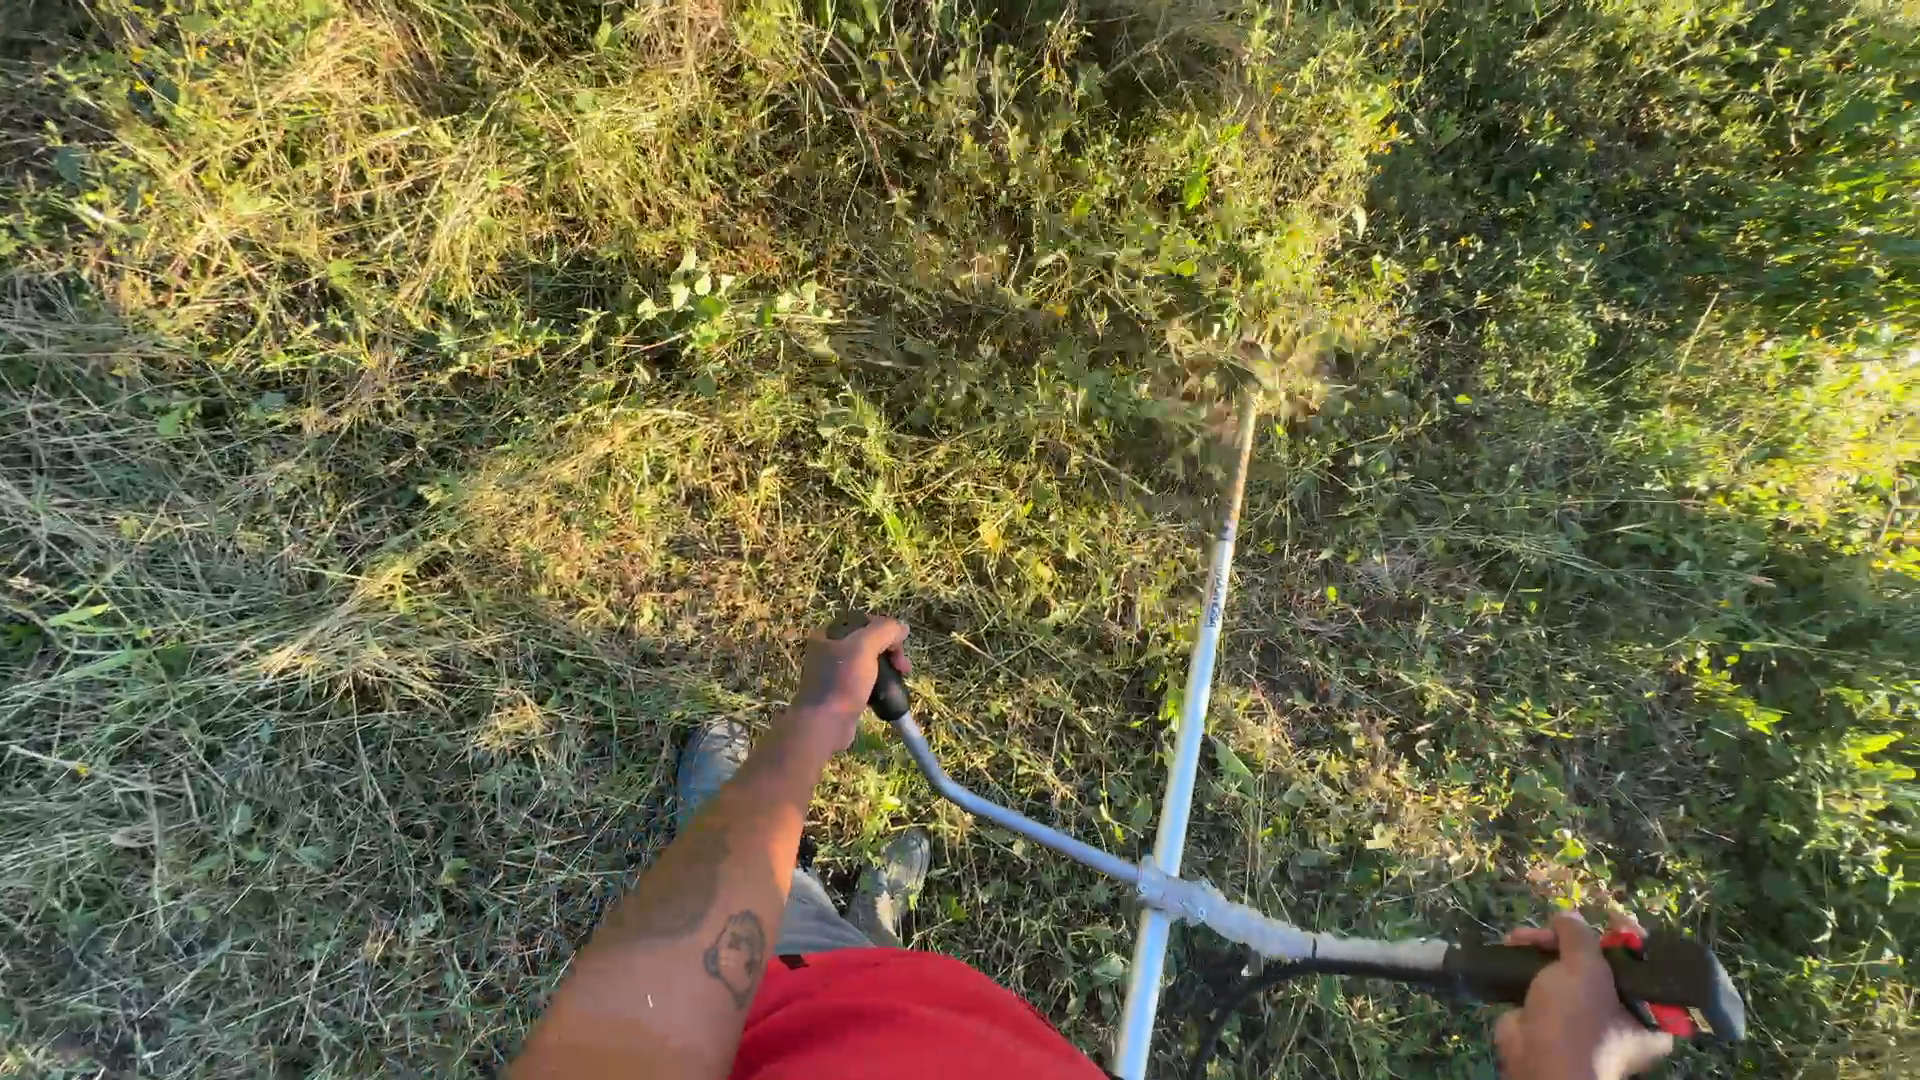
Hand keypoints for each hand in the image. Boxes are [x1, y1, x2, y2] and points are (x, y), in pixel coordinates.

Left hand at [779, 613, 909, 766]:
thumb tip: (903, 627)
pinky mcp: (843, 692)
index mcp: (829, 634)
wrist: (826, 724)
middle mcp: (829, 650)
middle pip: (869, 641)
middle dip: (891, 650)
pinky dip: (879, 682)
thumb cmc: (843, 681)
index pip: (864, 621)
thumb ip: (885, 630)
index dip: (886, 629)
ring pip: (870, 661)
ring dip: (888, 667)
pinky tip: (888, 691)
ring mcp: (836, 672)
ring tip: (900, 678)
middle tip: (903, 666)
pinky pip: (866, 679)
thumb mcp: (864, 647)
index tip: (899, 644)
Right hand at [1494, 911, 1674, 1079]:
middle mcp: (1620, 1013)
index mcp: (1650, 1016)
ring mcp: (1582, 1011)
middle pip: (1599, 960)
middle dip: (1569, 938)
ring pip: (1567, 964)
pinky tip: (1513, 946)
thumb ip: (1581, 938)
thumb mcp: (1586, 972)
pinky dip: (1529, 958)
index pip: (1647, 969)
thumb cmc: (1577, 1021)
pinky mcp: (1550, 1010)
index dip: (1630, 941)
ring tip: (1519, 938)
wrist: (1537, 1060)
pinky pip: (1544, 975)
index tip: (1609, 918)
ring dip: (1542, 943)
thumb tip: (1569, 916)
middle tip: (1550, 928)